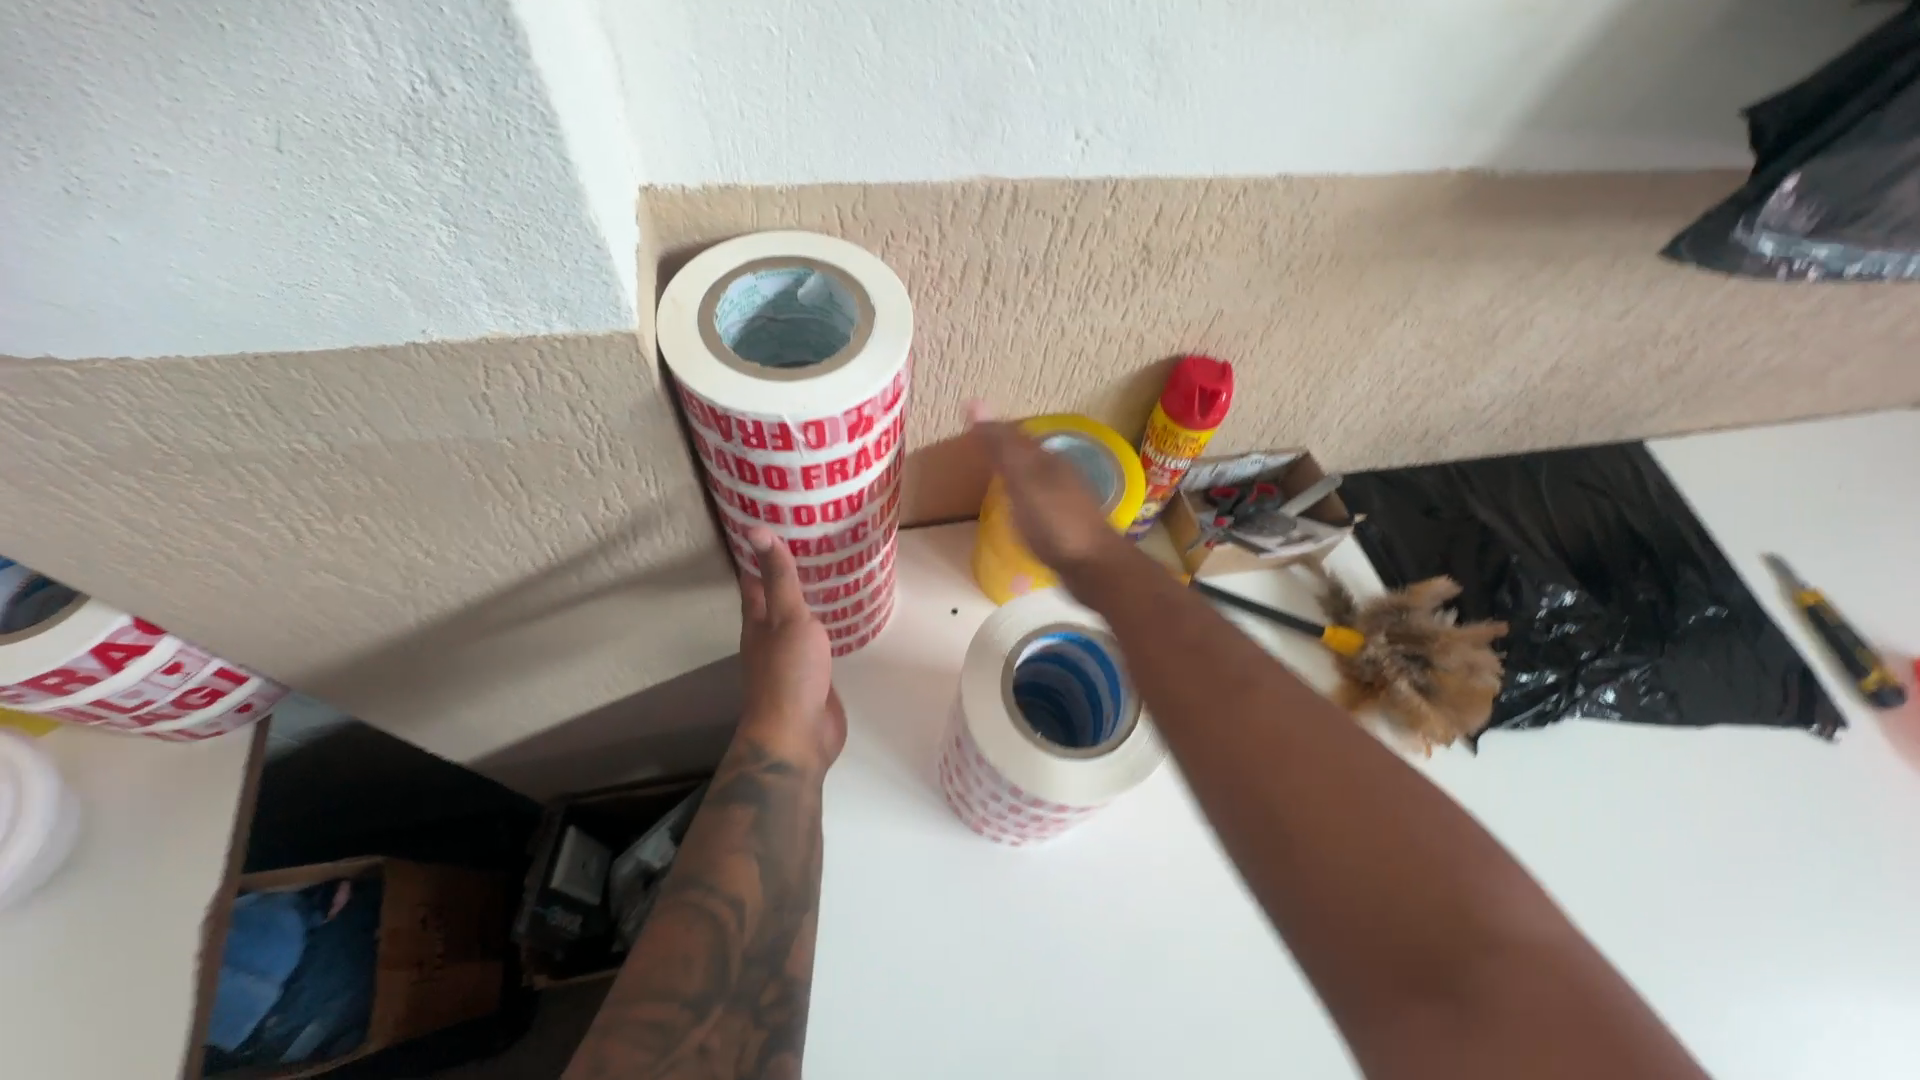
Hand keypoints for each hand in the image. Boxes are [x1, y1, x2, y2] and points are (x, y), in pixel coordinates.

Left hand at [737, 528, 846, 770]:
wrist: (797, 736)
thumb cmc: (789, 673)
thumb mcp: (788, 618)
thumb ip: (780, 577)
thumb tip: (757, 528)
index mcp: (757, 622)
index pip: (755, 579)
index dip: (760, 554)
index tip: (774, 526)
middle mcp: (769, 639)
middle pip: (774, 601)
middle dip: (786, 577)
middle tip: (812, 546)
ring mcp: (790, 661)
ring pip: (797, 624)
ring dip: (808, 604)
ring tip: (830, 578)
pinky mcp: (811, 680)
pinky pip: (818, 647)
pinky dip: (826, 630)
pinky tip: (842, 624)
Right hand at [967, 402, 1128, 576]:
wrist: (1094, 568)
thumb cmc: (1055, 523)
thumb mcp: (1023, 481)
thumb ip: (1001, 447)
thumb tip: (974, 401)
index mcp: (1049, 461)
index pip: (1016, 436)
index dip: (993, 431)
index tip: (969, 427)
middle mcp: (1061, 476)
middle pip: (1029, 456)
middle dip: (1006, 451)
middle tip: (980, 450)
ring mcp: (1067, 502)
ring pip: (1037, 479)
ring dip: (1017, 475)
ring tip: (996, 480)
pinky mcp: (1068, 528)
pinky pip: (1041, 503)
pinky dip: (1025, 500)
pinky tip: (1019, 514)